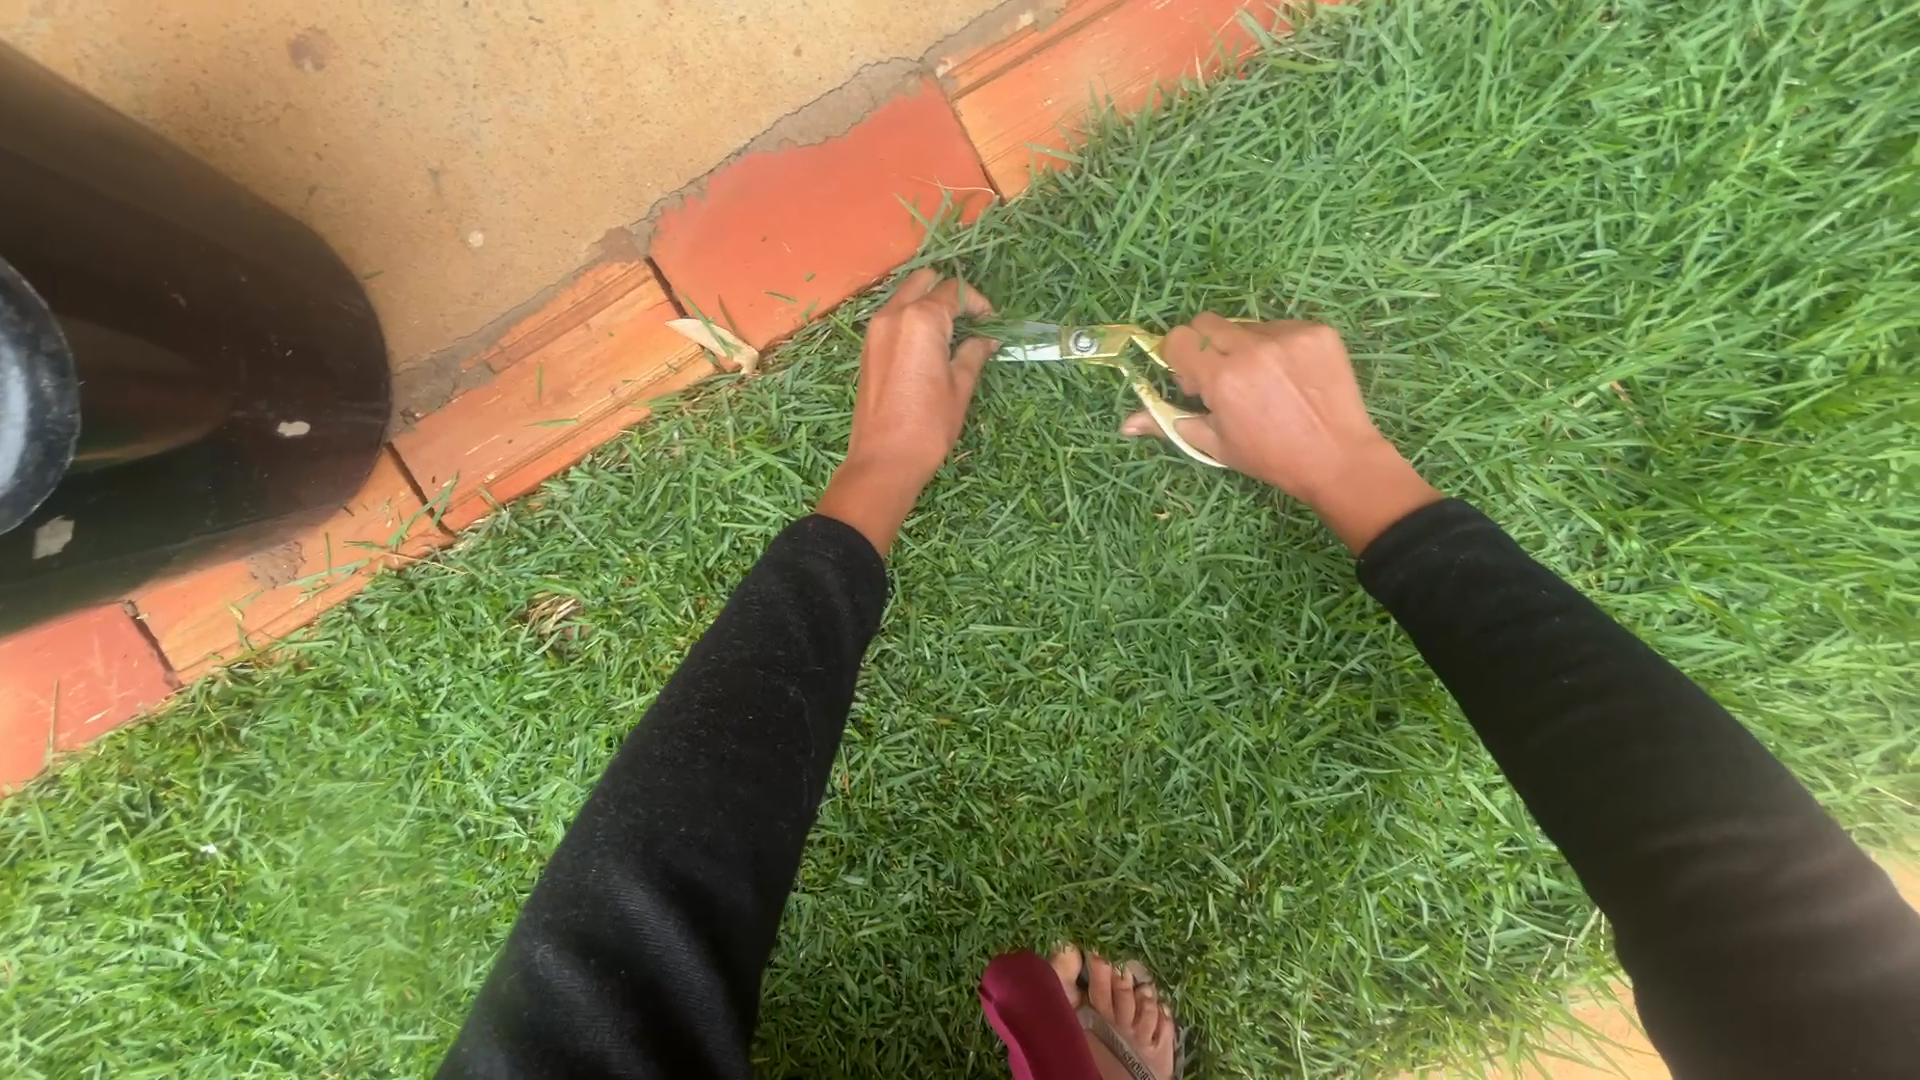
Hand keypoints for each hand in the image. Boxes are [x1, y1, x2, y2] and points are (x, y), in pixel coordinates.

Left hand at [816, 269, 997, 555]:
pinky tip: (928, 345)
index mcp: (921, 320)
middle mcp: (894, 314)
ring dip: (928, 304)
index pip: (954, 291)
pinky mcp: (867, 347)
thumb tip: (988, 340)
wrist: (884, 460)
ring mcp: (876, 329)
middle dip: (949, 294)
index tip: (991, 322)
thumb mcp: (960, 388)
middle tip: (970, 321)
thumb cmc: (929, 425)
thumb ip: (973, 355)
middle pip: (925, 282)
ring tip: (950, 333)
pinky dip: (911, 318)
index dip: (978, 303)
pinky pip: (892, 317)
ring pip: (905, 296)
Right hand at [1120, 314, 1439, 552]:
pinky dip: (1274, 347)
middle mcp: (1251, 350)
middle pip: (1206, 323)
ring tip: (1260, 381)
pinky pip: (1279, 327)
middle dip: (1204, 346)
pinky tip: (1287, 376)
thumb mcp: (1214, 444)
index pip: (1179, 339)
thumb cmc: (1268, 457)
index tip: (1190, 379)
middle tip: (1219, 377)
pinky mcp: (1317, 331)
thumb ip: (1167, 424)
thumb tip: (1125, 425)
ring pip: (1243, 326)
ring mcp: (1288, 337)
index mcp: (1222, 380)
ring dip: (1240, 347)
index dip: (1177, 357)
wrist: (1336, 457)